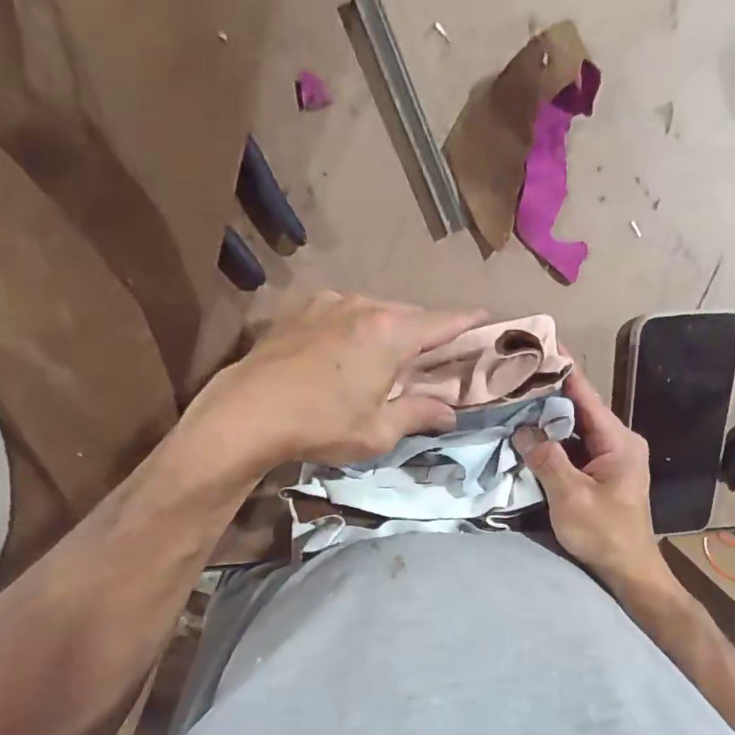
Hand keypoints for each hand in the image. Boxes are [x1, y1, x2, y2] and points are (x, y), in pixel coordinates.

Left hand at [182, 291, 488, 475]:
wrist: (246, 412)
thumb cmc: (320, 425)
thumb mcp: (377, 431)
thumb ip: (418, 414)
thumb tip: (449, 413)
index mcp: (391, 332)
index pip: (444, 321)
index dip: (470, 322)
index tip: (489, 320)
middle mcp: (363, 305)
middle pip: (409, 314)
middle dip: (426, 332)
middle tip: (433, 357)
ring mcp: (327, 302)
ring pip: (373, 310)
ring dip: (387, 329)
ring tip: (386, 356)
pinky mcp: (298, 310)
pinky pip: (341, 312)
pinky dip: (354, 326)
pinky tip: (344, 350)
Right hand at [514, 365, 669, 591]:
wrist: (628, 571)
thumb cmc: (604, 534)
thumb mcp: (570, 497)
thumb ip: (547, 459)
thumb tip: (523, 429)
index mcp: (619, 441)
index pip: (586, 395)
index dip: (563, 369)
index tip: (542, 342)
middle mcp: (618, 442)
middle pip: (579, 408)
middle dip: (547, 391)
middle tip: (513, 374)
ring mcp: (610, 457)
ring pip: (574, 427)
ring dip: (547, 416)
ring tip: (514, 397)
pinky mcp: (600, 473)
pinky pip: (573, 446)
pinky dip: (552, 438)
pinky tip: (527, 432)